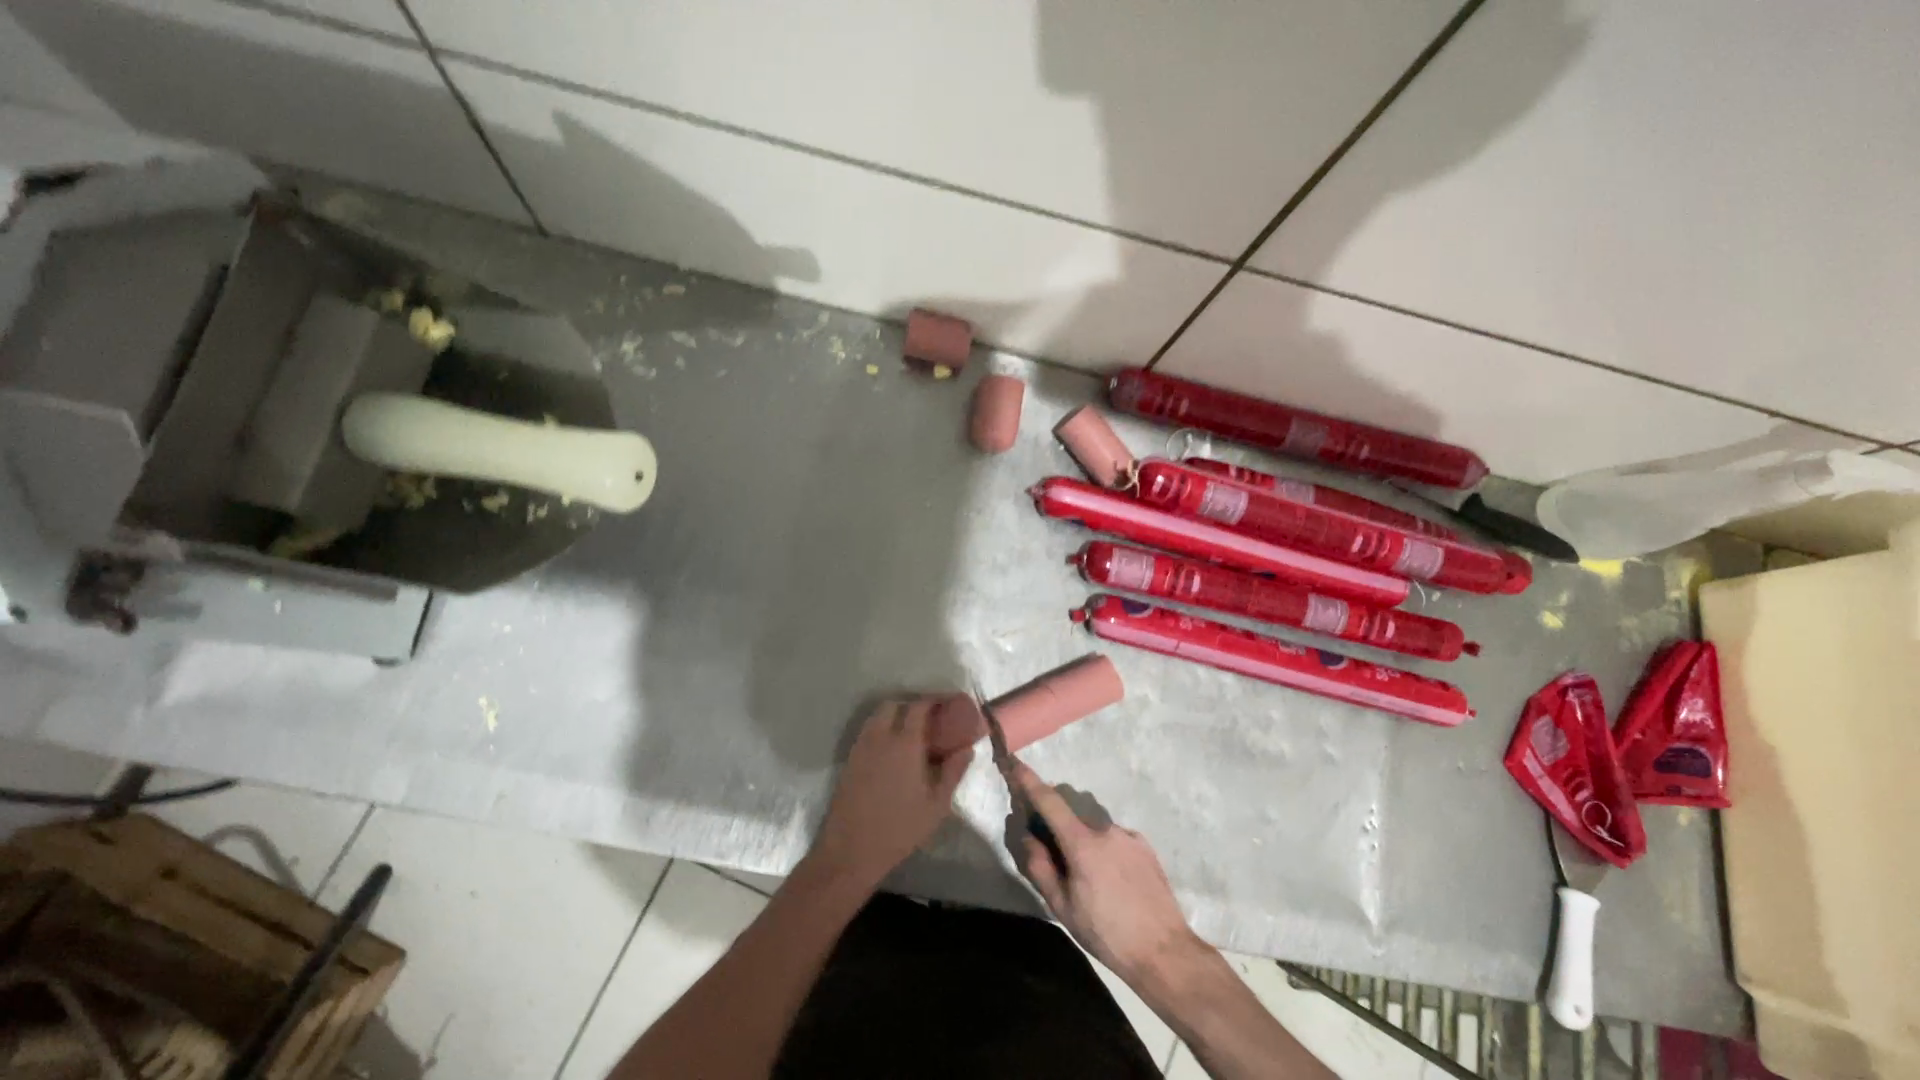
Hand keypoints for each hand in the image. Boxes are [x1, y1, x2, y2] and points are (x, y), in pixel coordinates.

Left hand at [811, 696, 973, 888]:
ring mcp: (860, 748)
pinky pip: (867, 733)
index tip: (948, 702)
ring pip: (876, 717)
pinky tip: (892, 751)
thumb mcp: (937, 804)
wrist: (852, 849)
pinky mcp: (849, 761)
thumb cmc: (901, 827)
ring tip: (911, 734)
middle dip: (911, 705)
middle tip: (929, 719)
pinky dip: (881, 731)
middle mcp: (880, 738)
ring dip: (894, 716)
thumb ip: (953, 771)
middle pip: (893, 705)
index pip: (919, 707)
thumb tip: (966, 749)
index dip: (934, 699)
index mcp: (904, 744)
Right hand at [1010, 761, 1201, 981]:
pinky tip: (1111, 881)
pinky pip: (1114, 840)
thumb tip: (1025, 835)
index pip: (1049, 801)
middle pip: (1071, 818)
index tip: (1014, 762)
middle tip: (1054, 860)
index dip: (1028, 780)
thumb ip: (1039, 866)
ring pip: (1093, 831)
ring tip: (1088, 881)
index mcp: (1082, 843)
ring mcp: (1129, 836)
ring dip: (1083, 844)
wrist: (1163, 950)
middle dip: (1057, 829)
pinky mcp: (1145, 847)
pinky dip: (1104, 851)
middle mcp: (1106, 830)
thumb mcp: (1062, 906)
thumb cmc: (1105, 932)